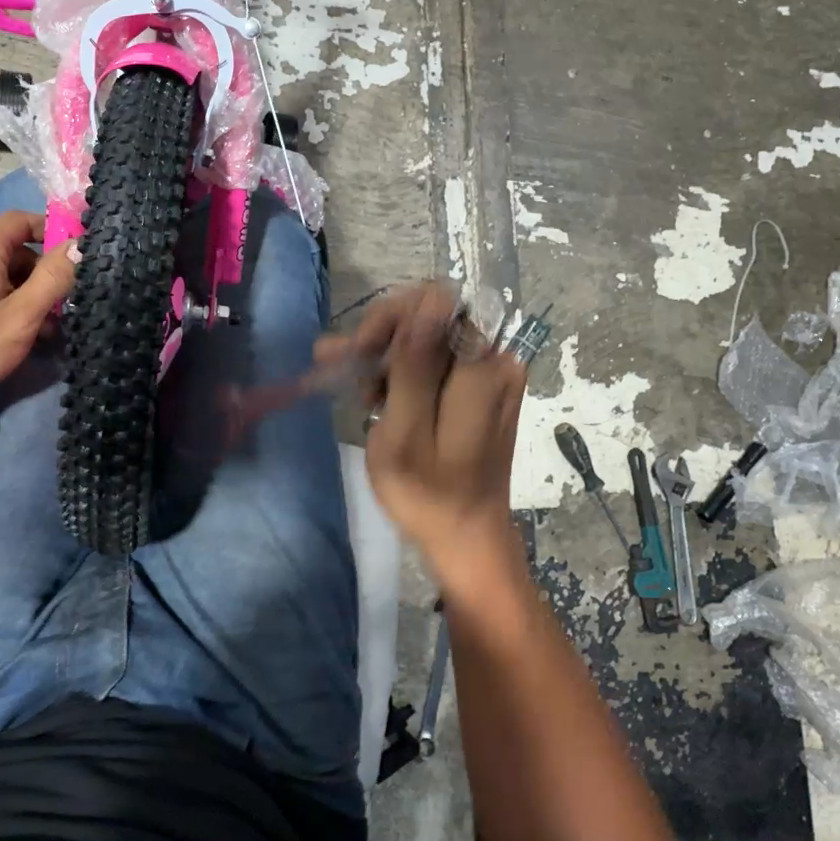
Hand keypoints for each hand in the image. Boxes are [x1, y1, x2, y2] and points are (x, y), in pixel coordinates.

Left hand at [0, 210, 75, 413]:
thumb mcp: (23, 315)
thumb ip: (53, 277)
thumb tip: (77, 245)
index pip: (20, 220)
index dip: (50, 230)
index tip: (72, 255)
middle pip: (8, 249)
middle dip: (38, 272)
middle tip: (59, 306)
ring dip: (20, 291)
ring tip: (39, 327)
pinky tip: (8, 330)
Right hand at [319, 284, 527, 570]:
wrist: (467, 540)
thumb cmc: (428, 495)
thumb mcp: (405, 433)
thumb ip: (414, 365)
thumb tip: (426, 300)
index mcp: (481, 368)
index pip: (434, 301)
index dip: (391, 317)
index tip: (362, 355)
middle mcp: (496, 360)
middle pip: (430, 317)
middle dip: (382, 339)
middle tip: (343, 373)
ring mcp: (492, 375)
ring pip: (430, 339)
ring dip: (387, 359)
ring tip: (354, 392)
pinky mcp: (483, 391)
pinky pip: (439, 363)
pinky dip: (404, 375)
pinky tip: (376, 398)